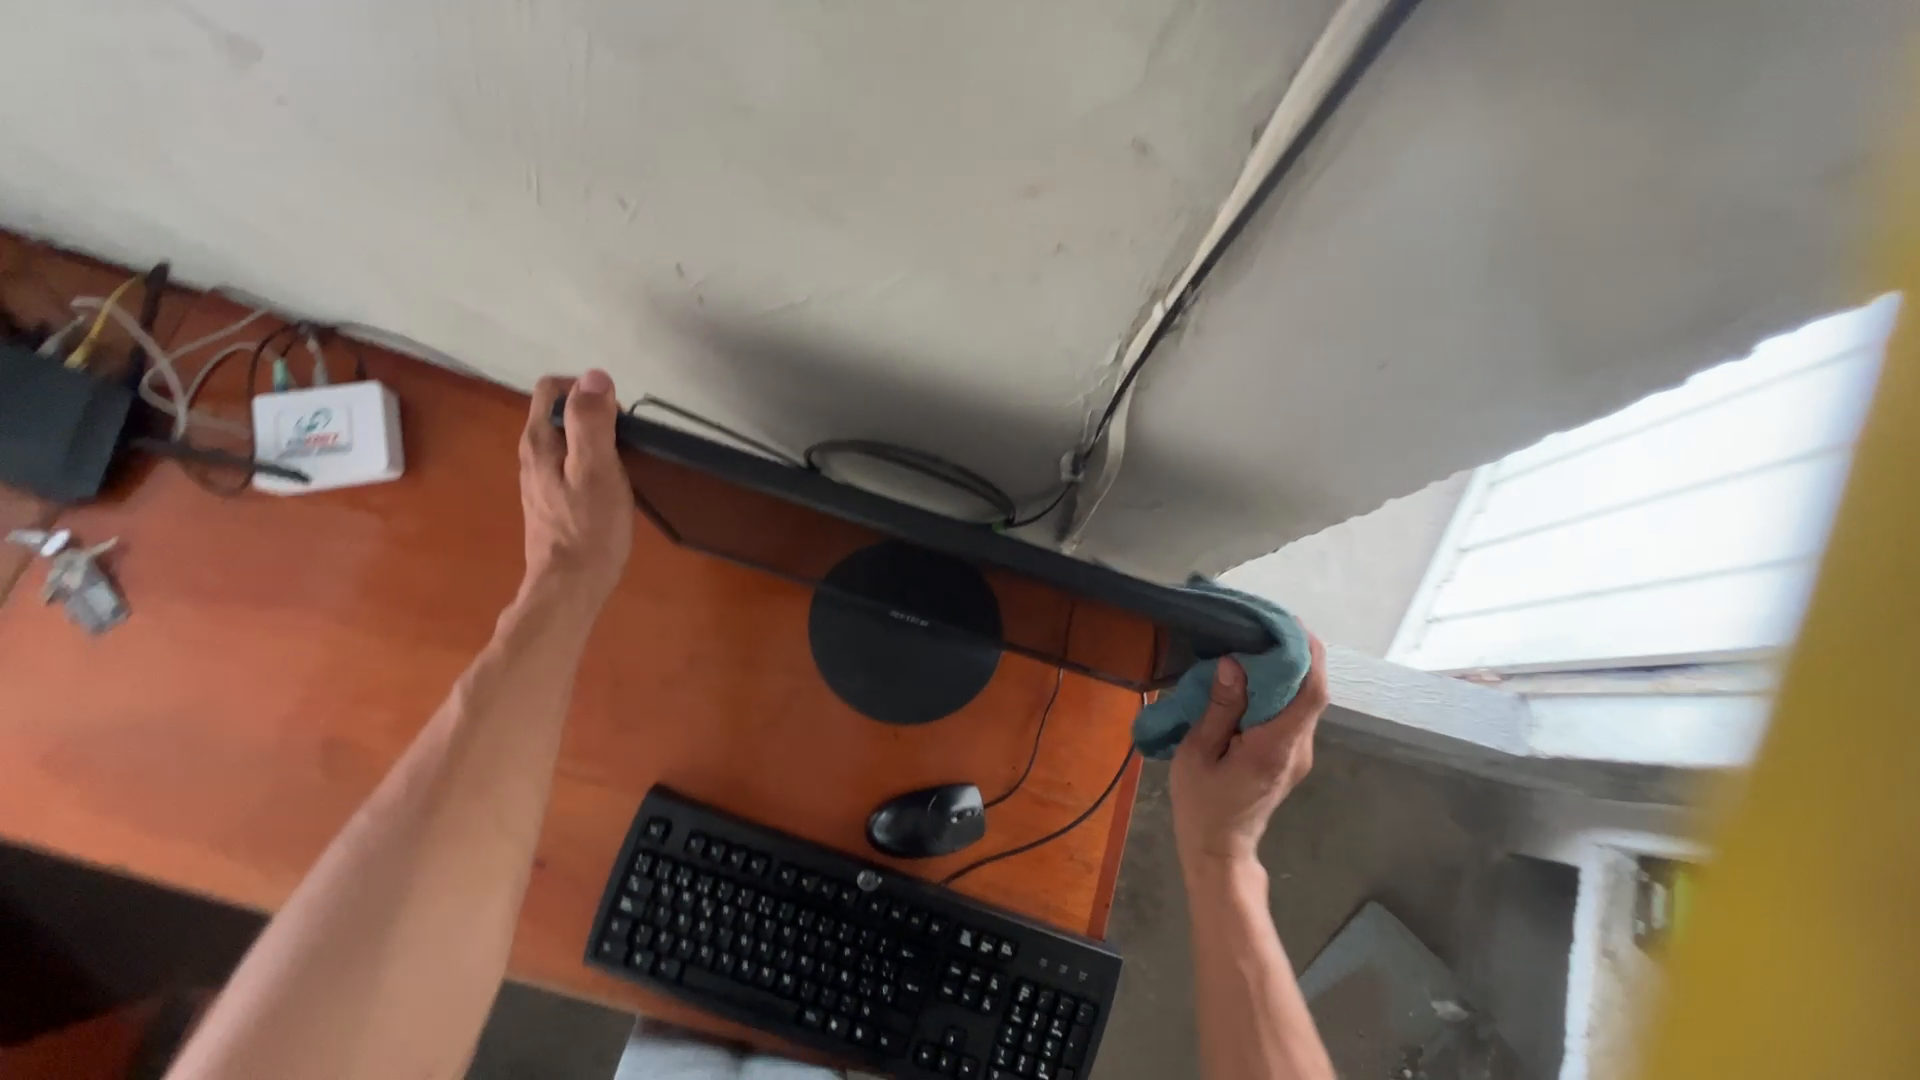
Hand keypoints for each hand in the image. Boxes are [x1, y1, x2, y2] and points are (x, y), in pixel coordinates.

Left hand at [517, 370, 632, 607]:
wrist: (571, 585)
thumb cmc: (589, 528)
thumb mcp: (597, 470)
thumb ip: (592, 422)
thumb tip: (595, 376)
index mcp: (538, 441)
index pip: (551, 388)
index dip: (585, 390)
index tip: (616, 415)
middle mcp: (532, 454)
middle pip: (559, 413)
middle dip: (593, 414)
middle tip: (626, 441)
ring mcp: (540, 479)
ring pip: (566, 440)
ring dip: (595, 440)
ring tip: (623, 463)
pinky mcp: (552, 501)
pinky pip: (571, 465)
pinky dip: (592, 463)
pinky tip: (611, 487)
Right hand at [1169, 633, 1328, 868]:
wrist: (1219, 848)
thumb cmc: (1202, 804)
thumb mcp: (1197, 753)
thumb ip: (1219, 708)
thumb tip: (1233, 664)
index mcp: (1275, 746)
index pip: (1311, 693)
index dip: (1308, 654)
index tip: (1286, 623)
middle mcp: (1299, 747)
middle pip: (1312, 691)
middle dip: (1295, 653)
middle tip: (1261, 625)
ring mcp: (1299, 752)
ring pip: (1305, 700)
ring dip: (1287, 669)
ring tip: (1254, 642)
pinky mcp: (1291, 754)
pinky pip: (1293, 712)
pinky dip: (1280, 687)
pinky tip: (1253, 675)